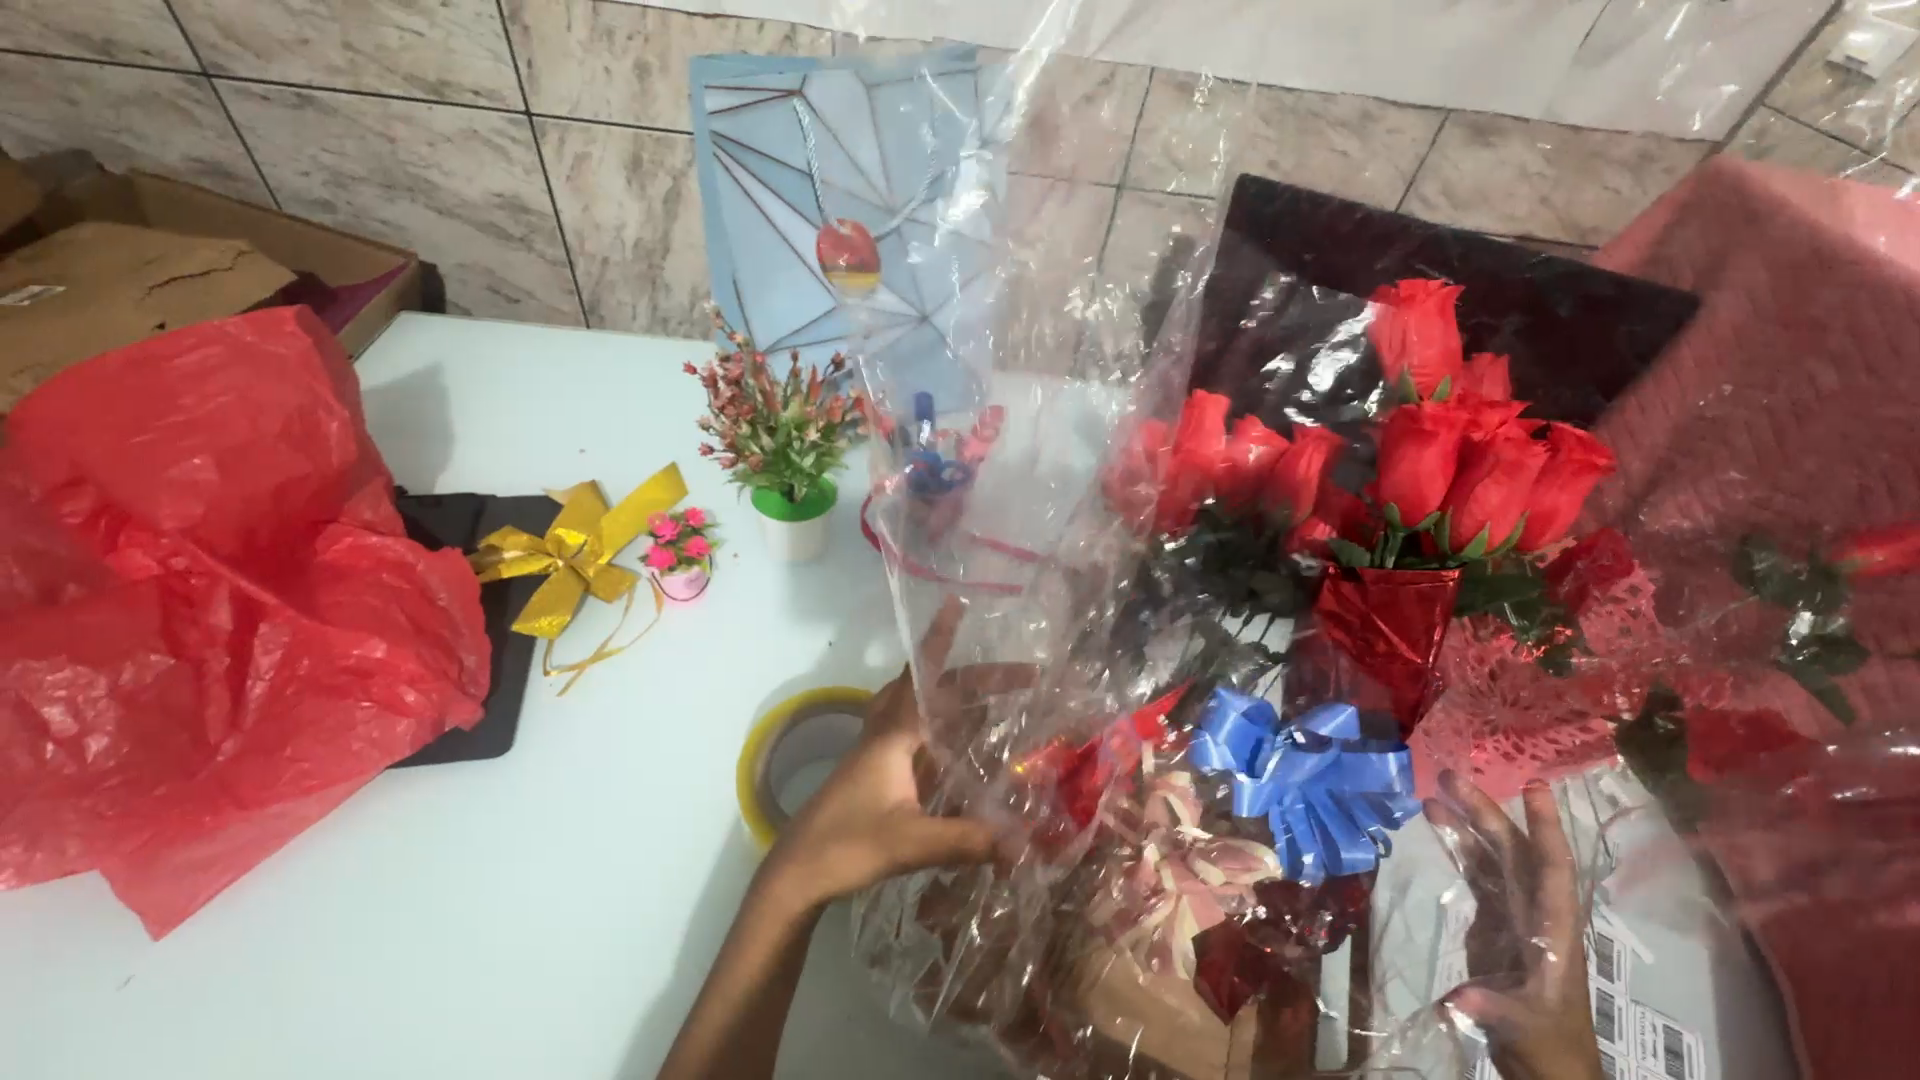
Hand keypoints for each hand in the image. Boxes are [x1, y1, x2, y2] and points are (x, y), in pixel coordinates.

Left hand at [760, 597, 1030, 910]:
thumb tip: (1024, 843)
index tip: (956, 604)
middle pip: (929, 689)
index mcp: (891, 736)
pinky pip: (913, 734)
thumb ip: (966, 840)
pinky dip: (940, 726)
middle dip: (975, 677)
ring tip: (994, 695)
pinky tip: (960, 744)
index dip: (940, 639)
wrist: (796, 873)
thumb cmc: (846, 846)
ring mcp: (876, 754)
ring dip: (952, 695)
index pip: (923, 677)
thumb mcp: (910, 844)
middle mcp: (883, 734)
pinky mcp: (875, 775)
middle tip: (1021, 675)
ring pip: (917, 709)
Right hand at [1425, 771, 1603, 1079]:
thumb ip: (1497, 1010)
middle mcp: (1537, 913)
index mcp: (1555, 930)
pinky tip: (1437, 825)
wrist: (1549, 1070)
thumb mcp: (1525, 1029)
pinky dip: (1458, 848)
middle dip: (1487, 813)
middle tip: (1451, 777)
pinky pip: (1476, 876)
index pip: (1553, 869)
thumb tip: (1461, 998)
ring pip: (1493, 858)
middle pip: (1514, 853)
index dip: (1545, 829)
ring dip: (1468, 824)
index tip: (1535, 787)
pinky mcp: (1493, 925)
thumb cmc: (1550, 1047)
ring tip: (1435, 792)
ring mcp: (1514, 916)